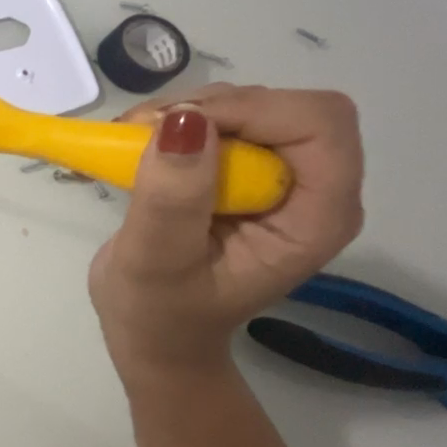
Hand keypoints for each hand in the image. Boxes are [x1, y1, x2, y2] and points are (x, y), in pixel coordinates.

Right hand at [89, 84, 364, 386]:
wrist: (154, 338)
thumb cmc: (158, 313)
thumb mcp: (155, 260)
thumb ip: (173, 197)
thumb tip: (182, 122)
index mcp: (315, 217)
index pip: (317, 125)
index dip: (250, 111)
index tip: (171, 128)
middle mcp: (311, 189)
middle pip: (286, 108)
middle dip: (211, 109)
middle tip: (138, 132)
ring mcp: (277, 181)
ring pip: (250, 108)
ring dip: (186, 114)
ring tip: (129, 143)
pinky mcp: (243, 176)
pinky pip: (222, 125)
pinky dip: (177, 124)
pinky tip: (140, 146)